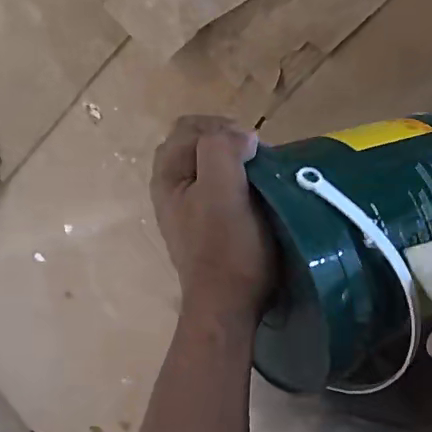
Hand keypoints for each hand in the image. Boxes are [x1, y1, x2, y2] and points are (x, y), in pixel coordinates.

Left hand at [151, 116, 274, 320]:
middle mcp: (171, 188)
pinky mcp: (206, 227)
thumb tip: (243, 136)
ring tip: (263, 179)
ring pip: (211, 169)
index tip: (256, 149)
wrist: (228, 305)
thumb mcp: (222, 193)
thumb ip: (223, 152)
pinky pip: (220, 192)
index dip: (225, 128)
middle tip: (261, 161)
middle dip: (231, 144)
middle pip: (199, 146)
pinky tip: (257, 202)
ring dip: (237, 166)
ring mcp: (187, 210)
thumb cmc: (227, 249)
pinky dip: (239, 187)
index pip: (192, 127)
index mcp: (168, 175)